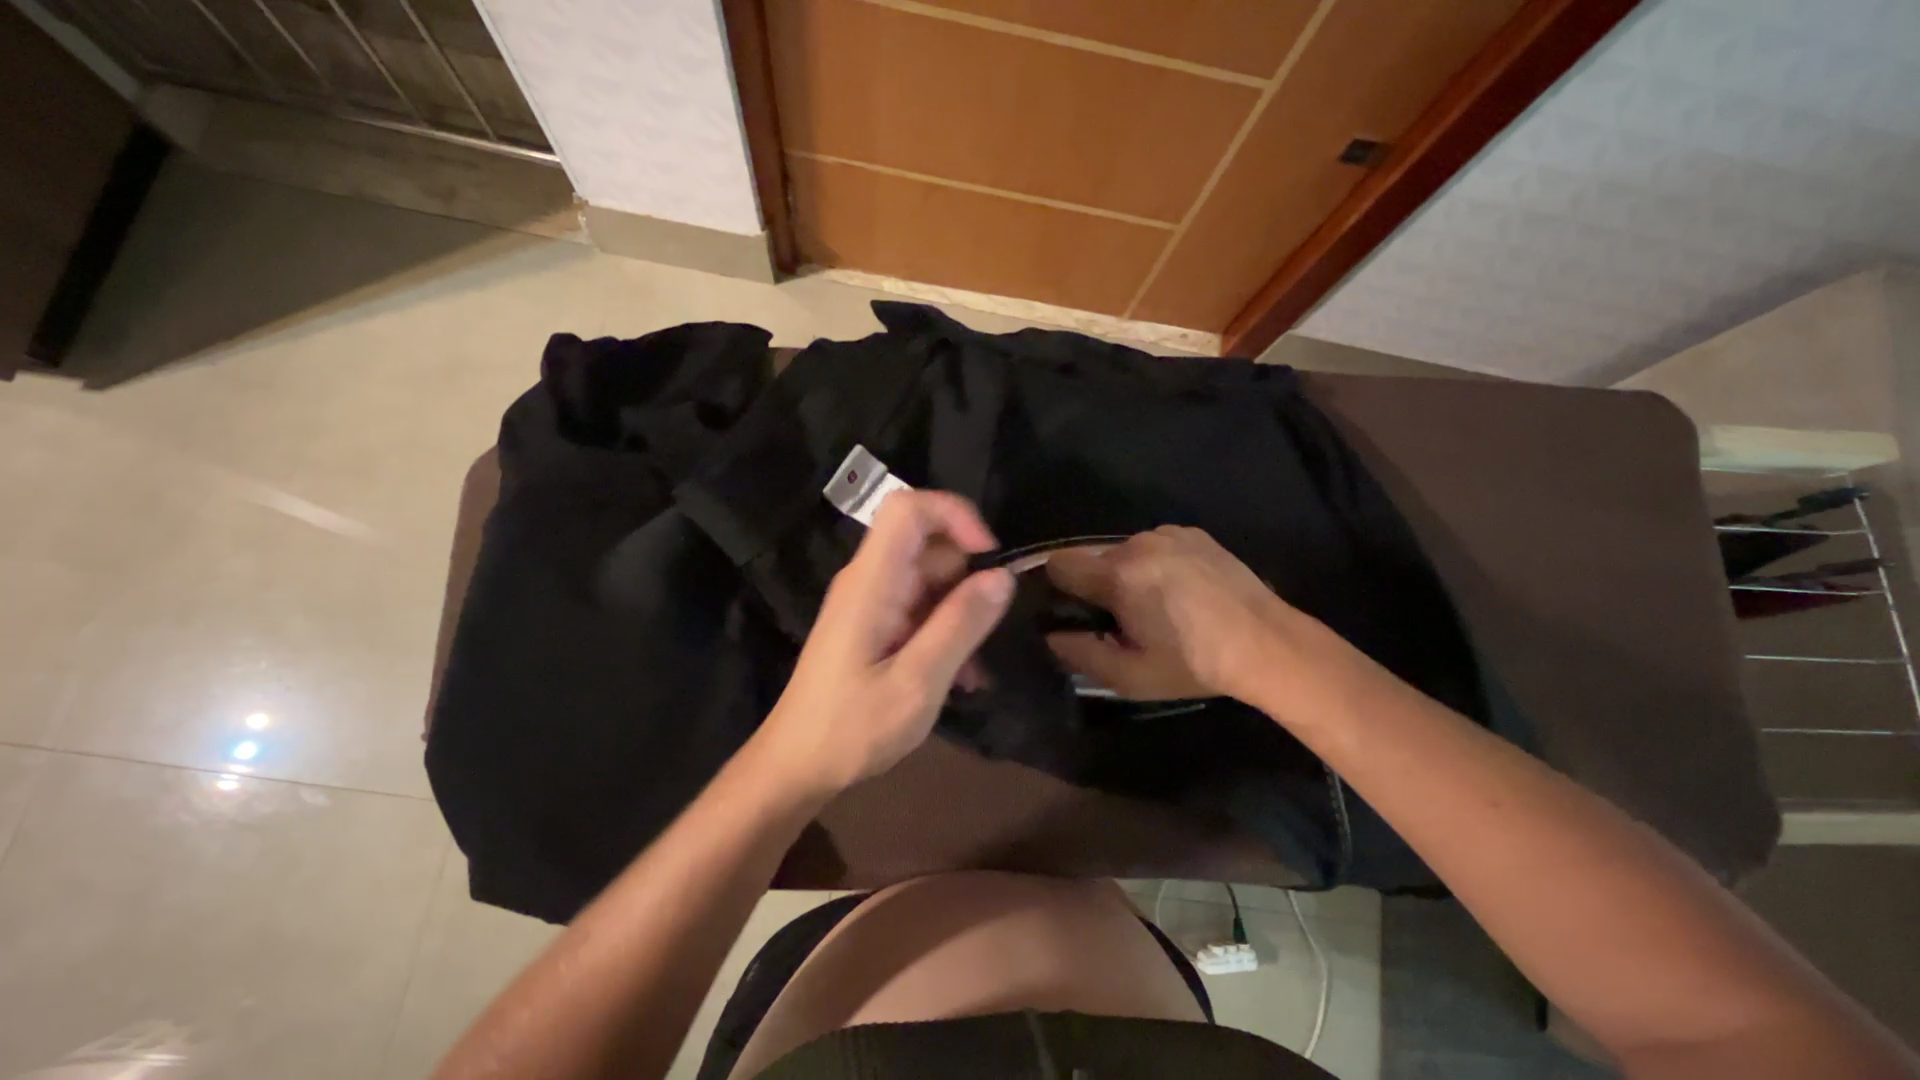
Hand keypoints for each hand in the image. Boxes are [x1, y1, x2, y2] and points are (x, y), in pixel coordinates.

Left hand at [756, 490, 1014, 797]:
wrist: (796, 768)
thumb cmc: (851, 729)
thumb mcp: (917, 682)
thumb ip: (959, 625)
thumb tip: (1002, 576)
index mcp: (871, 582)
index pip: (909, 508)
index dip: (955, 516)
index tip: (991, 560)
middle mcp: (869, 582)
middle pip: (928, 546)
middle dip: (969, 580)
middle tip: (989, 633)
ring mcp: (870, 604)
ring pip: (930, 581)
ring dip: (962, 615)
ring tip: (976, 671)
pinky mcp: (873, 628)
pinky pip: (920, 610)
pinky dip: (945, 634)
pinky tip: (960, 680)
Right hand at [1044, 526, 1308, 704]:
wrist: (1267, 644)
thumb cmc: (1193, 664)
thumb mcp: (1130, 676)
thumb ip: (1081, 655)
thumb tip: (1053, 637)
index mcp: (1118, 575)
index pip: (1059, 564)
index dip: (1059, 590)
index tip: (1075, 614)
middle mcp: (1139, 543)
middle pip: (1094, 559)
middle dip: (1099, 587)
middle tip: (1124, 623)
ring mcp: (1170, 534)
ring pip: (1126, 552)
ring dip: (1129, 576)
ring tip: (1158, 609)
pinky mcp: (1195, 534)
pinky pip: (1156, 546)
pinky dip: (1157, 566)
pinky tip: (1182, 594)